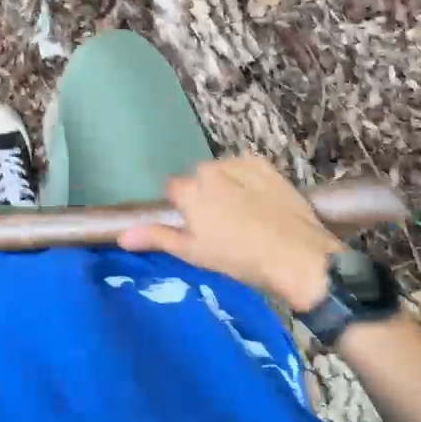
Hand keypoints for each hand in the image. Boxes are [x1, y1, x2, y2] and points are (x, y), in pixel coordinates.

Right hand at [117, 155, 345, 310]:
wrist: (298, 256)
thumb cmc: (239, 258)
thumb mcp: (194, 253)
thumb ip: (156, 237)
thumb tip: (122, 234)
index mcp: (188, 189)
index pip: (174, 191)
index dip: (186, 210)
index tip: (200, 228)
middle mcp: (207, 169)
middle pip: (199, 179)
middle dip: (207, 196)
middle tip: (225, 226)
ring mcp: (236, 163)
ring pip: (222, 173)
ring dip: (228, 187)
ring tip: (247, 216)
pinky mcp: (262, 163)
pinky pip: (245, 168)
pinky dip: (249, 181)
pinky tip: (261, 203)